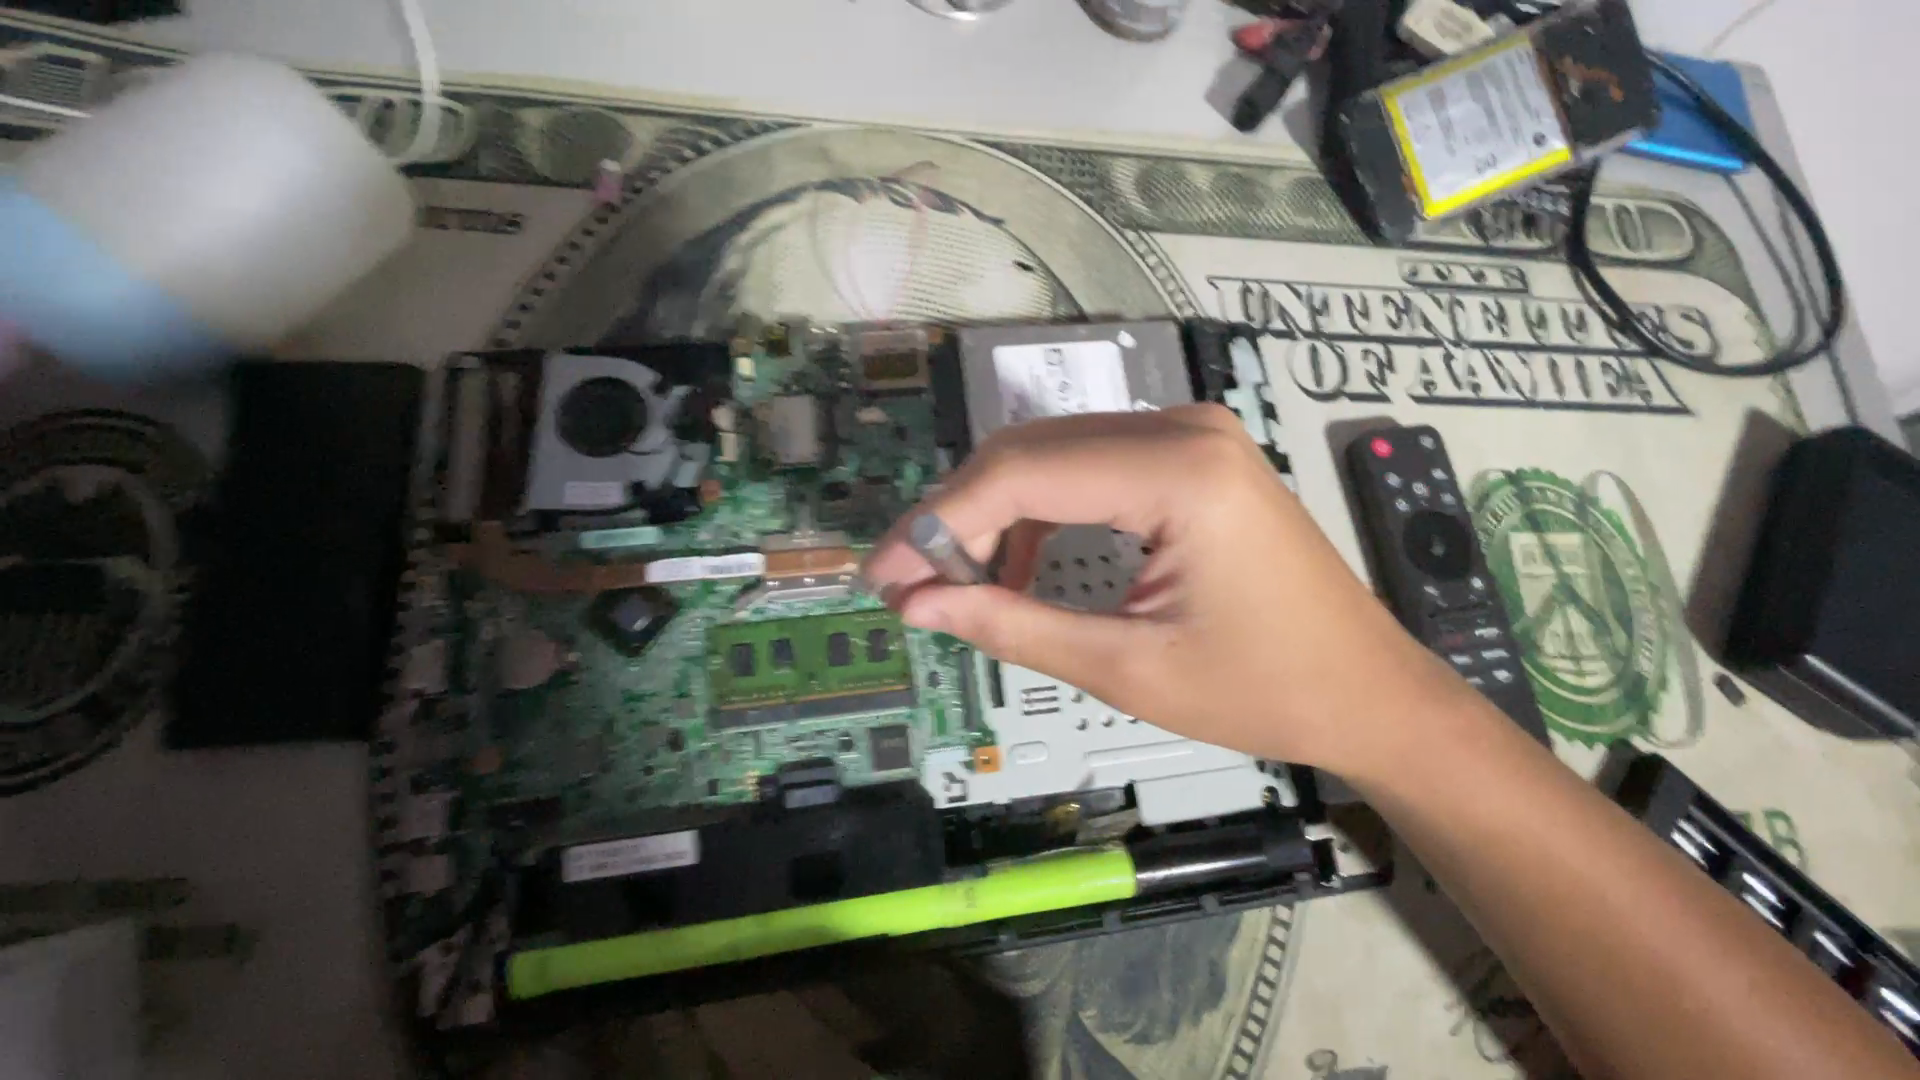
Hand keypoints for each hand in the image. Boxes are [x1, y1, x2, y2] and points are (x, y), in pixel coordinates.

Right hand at [862, 405, 1474, 777]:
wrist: (1370, 693)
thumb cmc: (1262, 690)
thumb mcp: (1125, 669)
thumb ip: (1011, 627)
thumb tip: (915, 605)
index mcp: (1175, 472)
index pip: (1019, 475)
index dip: (938, 525)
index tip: (885, 578)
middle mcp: (1181, 428)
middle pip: (1028, 453)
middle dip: (957, 518)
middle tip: (908, 582)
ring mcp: (1191, 434)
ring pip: (1053, 455)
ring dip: (994, 514)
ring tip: (954, 582)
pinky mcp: (1193, 456)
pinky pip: (1091, 466)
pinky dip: (1042, 511)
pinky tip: (1018, 564)